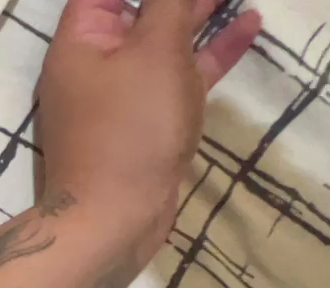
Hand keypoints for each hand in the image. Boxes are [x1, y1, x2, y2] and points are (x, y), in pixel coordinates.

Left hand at [37, 0, 260, 242]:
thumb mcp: (155, 48)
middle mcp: (94, 66)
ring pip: (164, 39)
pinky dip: (210, 52)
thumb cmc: (129, 130)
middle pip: (139, 6)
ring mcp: (120, 98)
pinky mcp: (145, 124)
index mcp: (80, 41)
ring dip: (202, 9)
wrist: (113, 223)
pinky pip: (178, 76)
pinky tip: (250, 24)